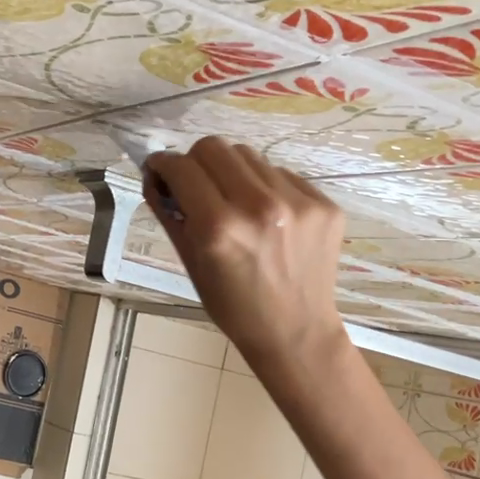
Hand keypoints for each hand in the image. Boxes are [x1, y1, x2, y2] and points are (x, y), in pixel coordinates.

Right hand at [142, 137, 348, 368]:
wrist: (294, 331)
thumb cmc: (230, 303)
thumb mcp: (188, 260)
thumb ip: (169, 212)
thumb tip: (155, 175)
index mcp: (218, 227)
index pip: (181, 167)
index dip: (162, 164)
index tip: (158, 170)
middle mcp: (259, 206)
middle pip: (214, 148)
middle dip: (194, 161)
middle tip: (194, 184)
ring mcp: (298, 203)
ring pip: (248, 156)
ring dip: (230, 172)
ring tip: (233, 202)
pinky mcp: (325, 204)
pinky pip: (280, 175)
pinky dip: (263, 187)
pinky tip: (266, 217)